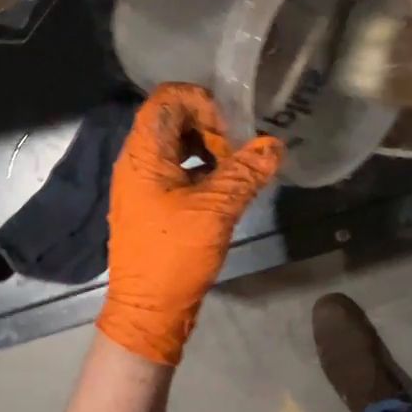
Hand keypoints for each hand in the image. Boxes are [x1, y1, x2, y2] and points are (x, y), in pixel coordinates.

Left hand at [97, 83, 282, 365]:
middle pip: (172, 117)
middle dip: (209, 125)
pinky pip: (175, 167)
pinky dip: (200, 168)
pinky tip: (224, 187)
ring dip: (207, 147)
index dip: (202, 103)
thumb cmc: (174, 256)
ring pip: (175, 143)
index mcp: (143, 152)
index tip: (230, 129)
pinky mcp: (149, 201)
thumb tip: (275, 145)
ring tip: (236, 169)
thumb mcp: (216, 211)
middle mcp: (136, 159)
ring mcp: (140, 181)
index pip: (168, 97)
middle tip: (238, 151)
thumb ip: (246, 173)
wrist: (145, 313)